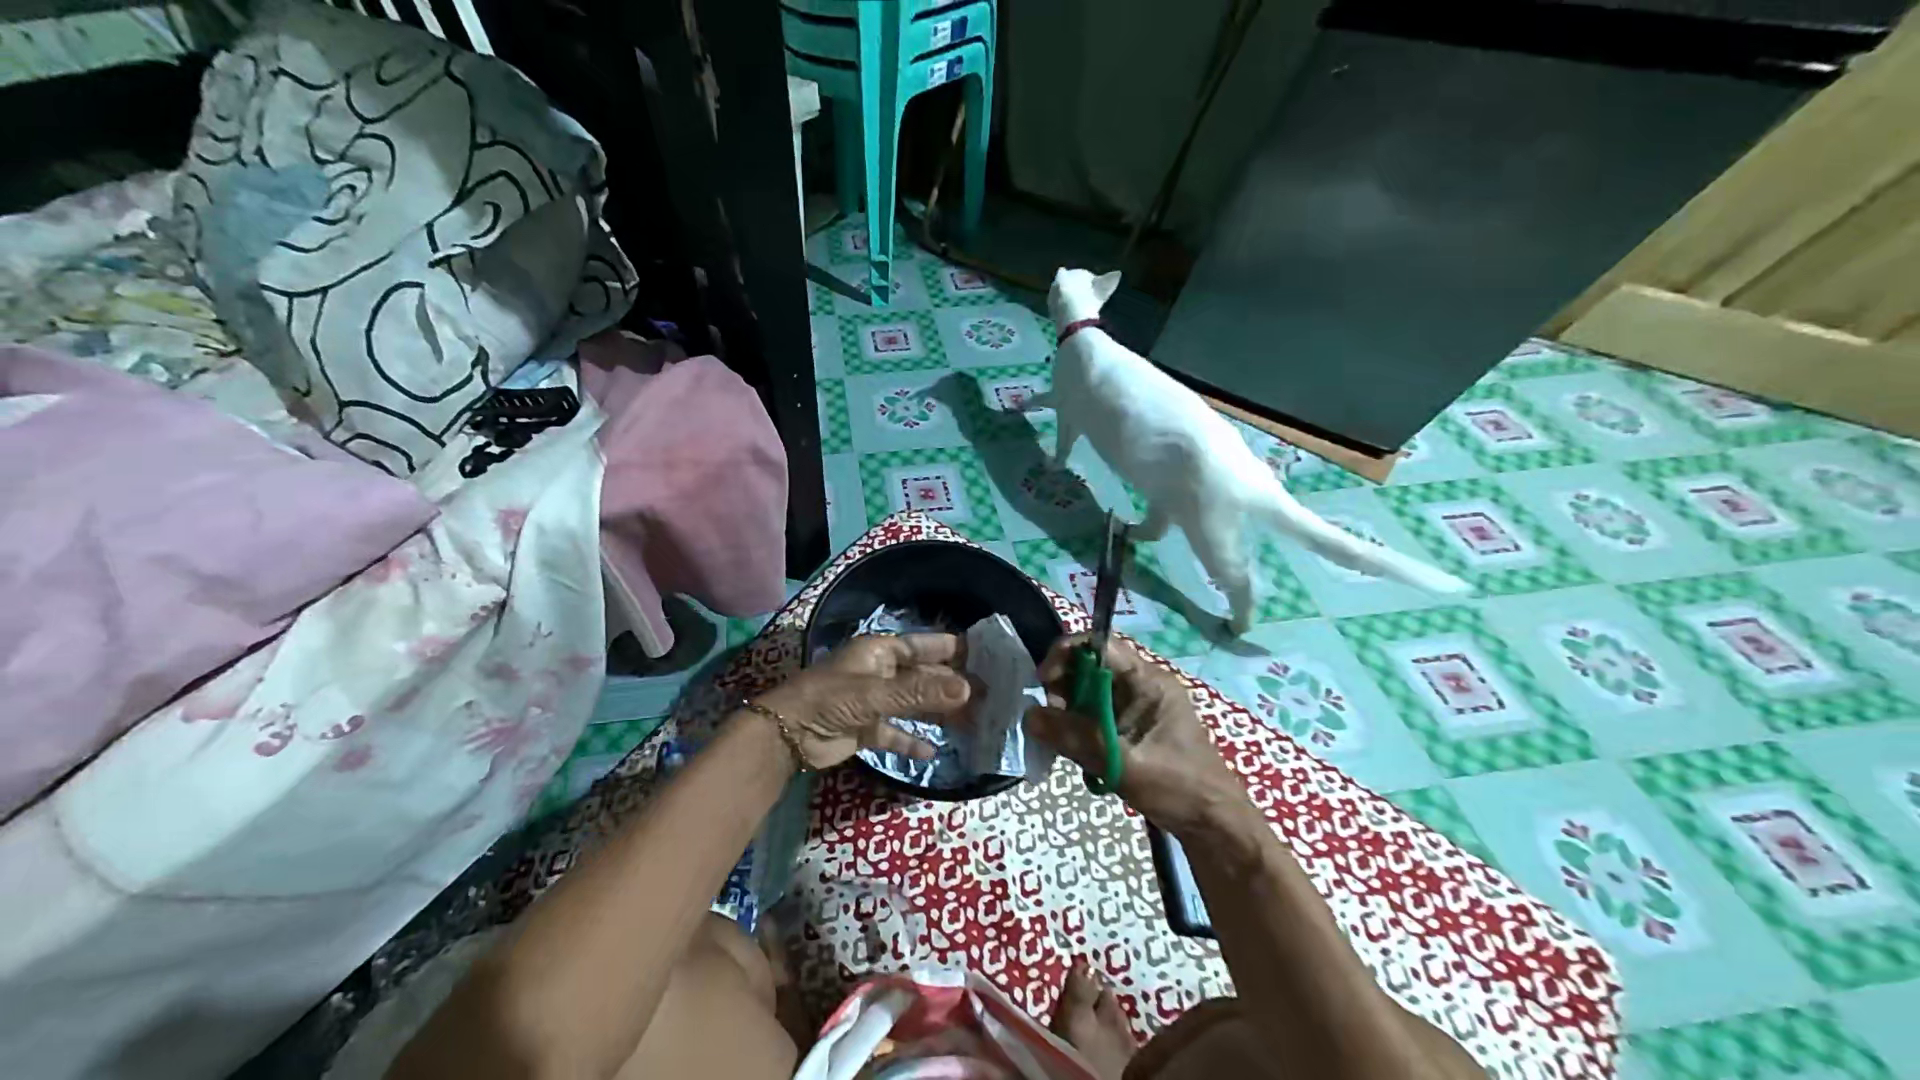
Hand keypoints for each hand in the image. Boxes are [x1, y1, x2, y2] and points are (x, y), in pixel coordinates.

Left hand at [751, 633, 972, 769]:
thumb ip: (920, 692)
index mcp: (879, 651)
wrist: (785, 736)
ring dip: (937, 712)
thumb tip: (968, 688)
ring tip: (971, 721)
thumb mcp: (876, 693)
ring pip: (913, 704)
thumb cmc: (829, 700)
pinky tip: (933, 751)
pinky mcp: (865, 728)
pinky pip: (896, 733)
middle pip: (922, 676)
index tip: (984, 654)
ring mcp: (873, 701)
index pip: (924, 645)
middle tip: (987, 694)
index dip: (952, 649)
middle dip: (951, 685)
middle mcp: (879, 672)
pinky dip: (911, 740)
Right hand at [1026, 633, 1245, 831]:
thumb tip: (1030, 715)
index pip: (1100, 644)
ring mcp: (1137, 708)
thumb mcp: (1124, 762)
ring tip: (1060, 738)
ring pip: (1089, 692)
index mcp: (1149, 681)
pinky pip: (1095, 715)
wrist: (1214, 826)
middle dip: (1063, 685)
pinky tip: (1075, 751)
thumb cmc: (1178, 788)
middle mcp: (1142, 686)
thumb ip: (1076, 738)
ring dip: (1069, 710)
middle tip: (1049, 717)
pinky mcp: (1132, 729)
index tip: (1043, 680)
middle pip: (1090, 667)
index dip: (1066, 653)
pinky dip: (1079, 727)